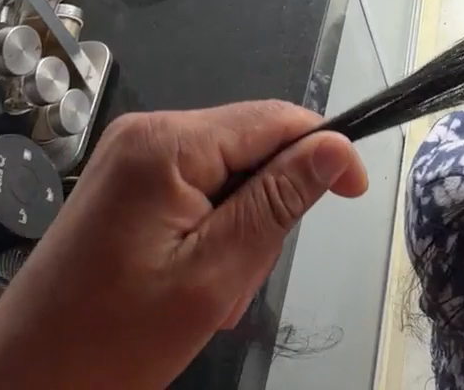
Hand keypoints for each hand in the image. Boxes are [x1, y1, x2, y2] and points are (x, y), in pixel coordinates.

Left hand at [0, 102, 367, 389]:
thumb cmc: (109, 345)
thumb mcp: (212, 276)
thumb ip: (279, 201)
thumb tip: (336, 147)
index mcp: (167, 143)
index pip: (276, 119)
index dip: (324, 150)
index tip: (354, 193)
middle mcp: (149, 131)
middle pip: (253, 145)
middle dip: (266, 207)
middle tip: (242, 277)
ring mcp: (132, 155)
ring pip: (231, 170)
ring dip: (240, 226)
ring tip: (212, 290)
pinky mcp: (126, 181)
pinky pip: (199, 186)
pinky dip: (212, 228)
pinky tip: (191, 277)